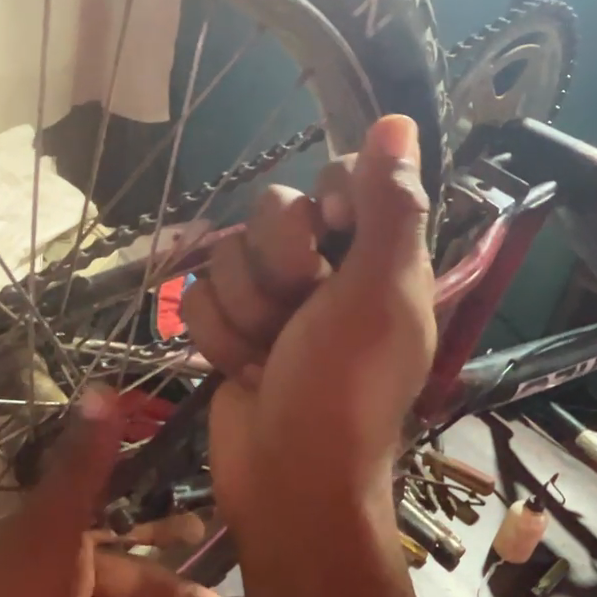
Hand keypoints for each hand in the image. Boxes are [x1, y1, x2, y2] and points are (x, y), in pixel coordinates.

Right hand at [182, 115, 435, 514]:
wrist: (287, 477)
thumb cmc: (344, 388)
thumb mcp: (380, 293)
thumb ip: (390, 206)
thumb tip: (397, 118)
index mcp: (375, 255)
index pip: (340, 176)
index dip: (326, 200)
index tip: (332, 236)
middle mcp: (324, 269)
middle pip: (272, 212)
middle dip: (277, 271)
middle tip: (299, 315)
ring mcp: (271, 301)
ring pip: (227, 256)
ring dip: (245, 315)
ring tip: (270, 358)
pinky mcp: (229, 328)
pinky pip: (199, 297)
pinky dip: (219, 340)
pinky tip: (244, 372)